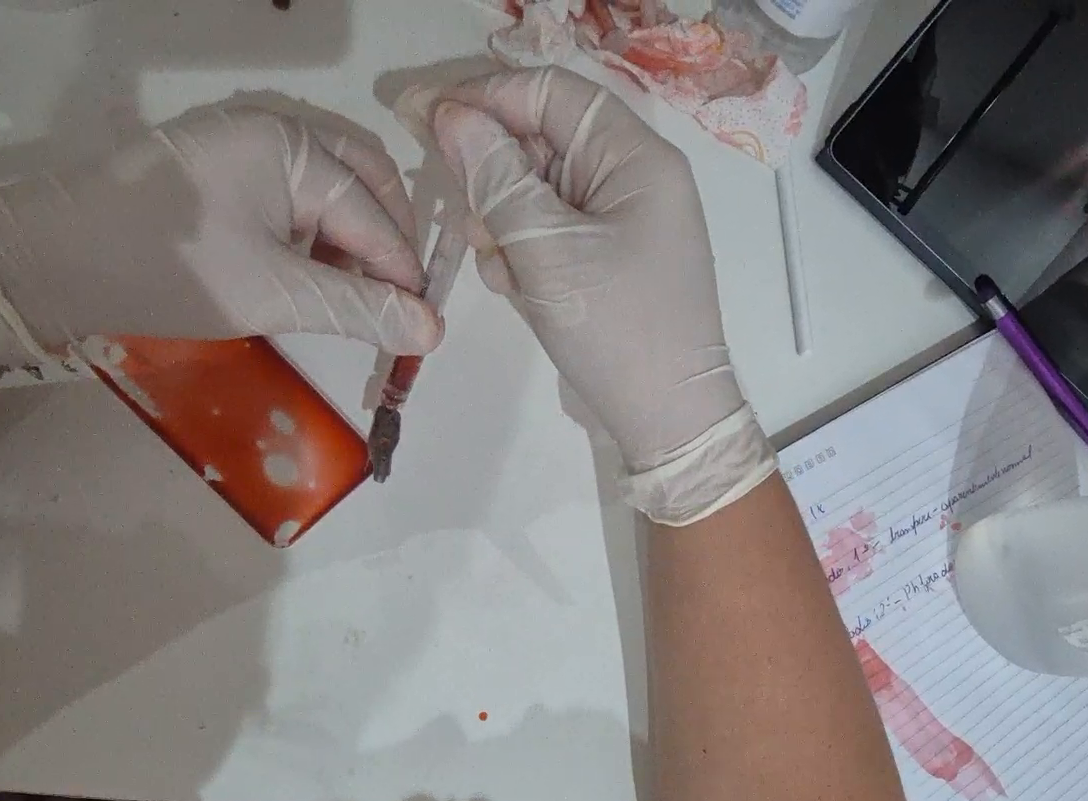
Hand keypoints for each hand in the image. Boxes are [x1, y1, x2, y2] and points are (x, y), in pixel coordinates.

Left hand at [0, 105, 441, 373]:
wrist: (53, 260)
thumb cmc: (170, 269)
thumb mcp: (275, 295)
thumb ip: (360, 309)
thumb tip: (432, 330)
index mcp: (293, 146)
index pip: (376, 215)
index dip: (404, 275)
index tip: (420, 328)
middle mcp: (279, 129)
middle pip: (369, 181)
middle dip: (389, 243)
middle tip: (393, 303)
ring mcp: (251, 142)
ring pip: (339, 186)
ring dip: (359, 239)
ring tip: (353, 293)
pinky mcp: (230, 165)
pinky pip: (303, 191)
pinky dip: (323, 232)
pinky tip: (315, 271)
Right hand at [428, 67, 774, 525]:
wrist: (667, 419)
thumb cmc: (615, 330)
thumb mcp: (547, 251)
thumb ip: (496, 178)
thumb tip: (450, 116)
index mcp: (635, 158)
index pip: (550, 94)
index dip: (482, 98)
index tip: (420, 116)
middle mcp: (633, 181)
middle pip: (542, 144)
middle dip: (496, 180)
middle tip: (470, 224)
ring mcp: (623, 225)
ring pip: (540, 195)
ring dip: (507, 227)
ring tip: (503, 272)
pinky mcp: (609, 263)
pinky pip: (553, 237)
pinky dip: (527, 257)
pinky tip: (520, 291)